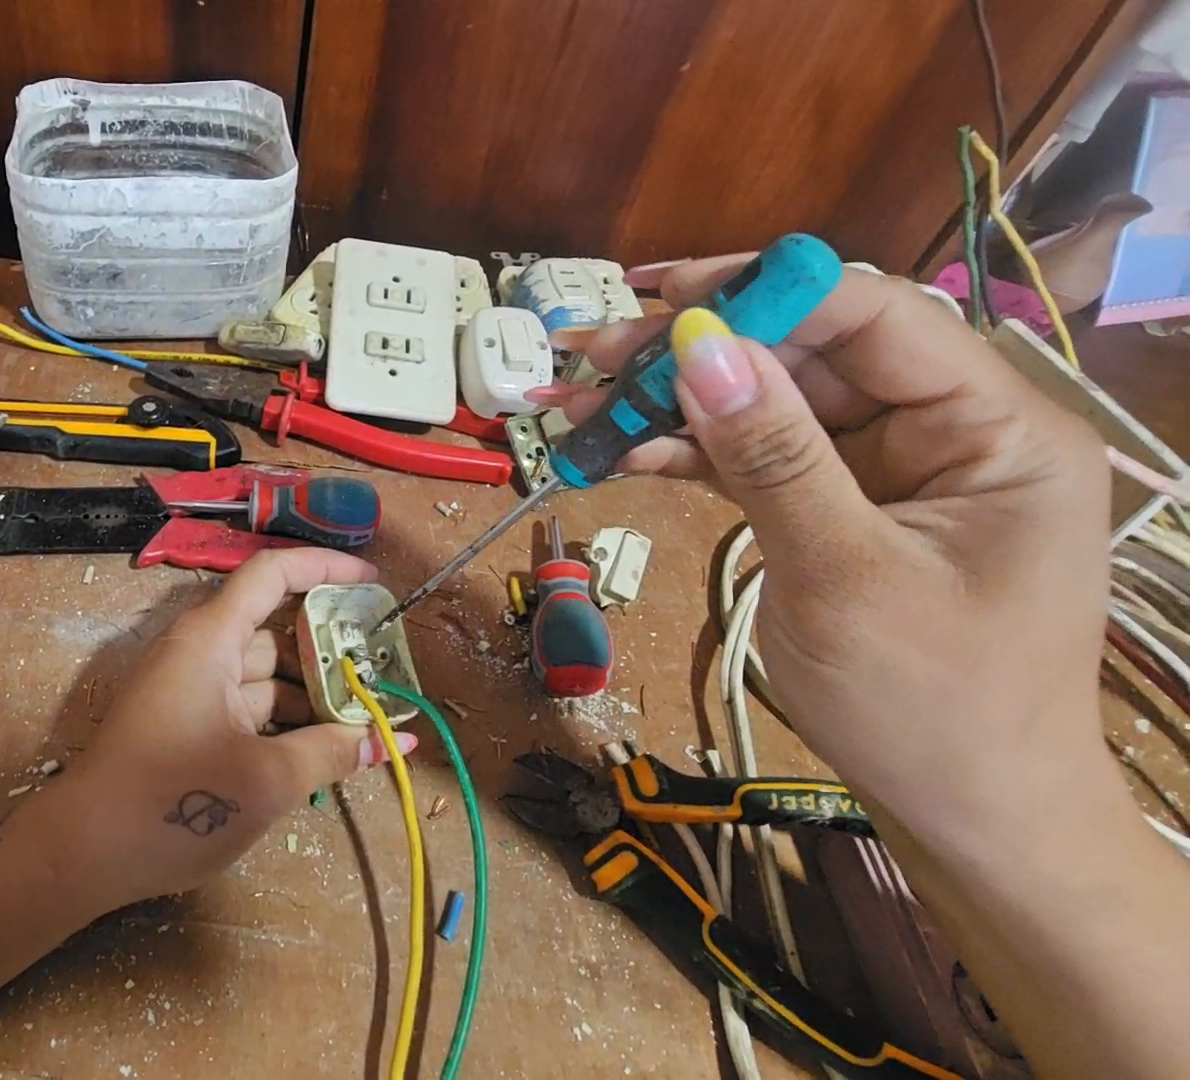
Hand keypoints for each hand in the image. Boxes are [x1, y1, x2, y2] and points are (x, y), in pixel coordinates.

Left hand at [61, 549, 418, 906]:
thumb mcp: (266, 779)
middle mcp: (199, 652)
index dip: (325, 568)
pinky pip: (244, 707)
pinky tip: (323, 751)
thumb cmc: (174, 802)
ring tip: (367, 721)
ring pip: (263, 675)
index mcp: (210, 639)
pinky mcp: (185, 724)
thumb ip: (332, 752)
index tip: (373, 585)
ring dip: (310, 695)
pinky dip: (282, 721)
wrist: (84, 852)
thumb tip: (393, 741)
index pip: (271, 574)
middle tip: (383, 674)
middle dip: (329, 651)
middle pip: (275, 631)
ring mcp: (189, 689)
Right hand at [562, 262, 1119, 849]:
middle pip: (801, 356)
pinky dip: (686, 455)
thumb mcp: (842, 571)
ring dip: (669, 407)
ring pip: (762, 406)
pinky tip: (623, 453)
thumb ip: (774, 455)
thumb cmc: (927, 699)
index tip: (658, 298)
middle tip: (588, 359)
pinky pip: (752, 458)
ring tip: (577, 408)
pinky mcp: (833, 504)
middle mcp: (939, 428)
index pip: (871, 318)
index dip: (762, 296)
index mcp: (991, 426)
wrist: (957, 804)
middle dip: (692, 355)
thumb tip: (700, 351)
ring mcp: (881, 468)